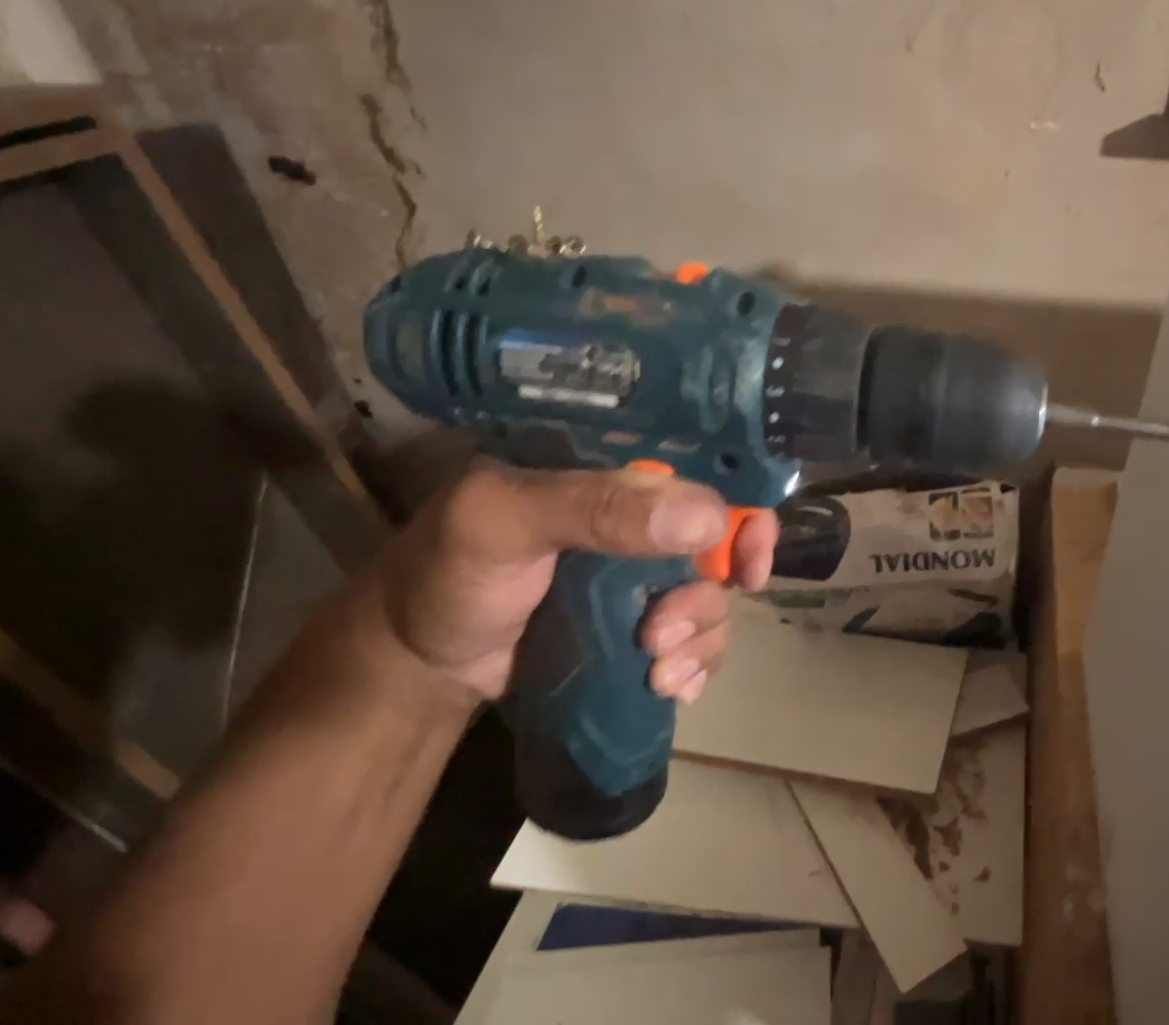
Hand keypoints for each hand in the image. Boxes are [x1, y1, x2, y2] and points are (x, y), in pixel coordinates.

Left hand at [367, 465, 778, 702]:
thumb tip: (708, 523)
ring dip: (700, 642)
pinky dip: (696, 670)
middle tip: (662, 637)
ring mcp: (645, 583)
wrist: (418, 660)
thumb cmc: (451, 572)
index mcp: (620, 480)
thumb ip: (596, 509)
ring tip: (656, 673)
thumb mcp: (506, 521)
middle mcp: (645, 526)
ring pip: (715, 605)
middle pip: (723, 553)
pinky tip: (670, 690)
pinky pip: (699, 646)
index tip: (750, 565)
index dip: (746, 517)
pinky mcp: (642, 633)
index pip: (709, 480)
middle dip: (707, 601)